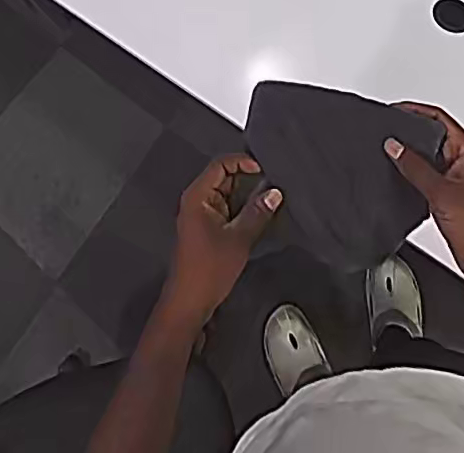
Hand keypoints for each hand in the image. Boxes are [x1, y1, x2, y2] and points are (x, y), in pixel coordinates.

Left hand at [159, 155, 280, 326]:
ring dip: (247, 194)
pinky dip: (243, 208)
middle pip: (224, 177)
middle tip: (273, 181)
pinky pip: (227, 208)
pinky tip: (260, 212)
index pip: (220, 165)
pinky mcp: (208, 226)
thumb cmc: (208, 269)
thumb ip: (257, 213)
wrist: (189, 301)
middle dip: (247, 177)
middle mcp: (197, 199)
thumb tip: (274, 192)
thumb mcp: (238, 239)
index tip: (263, 167)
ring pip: (227, 193)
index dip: (241, 161)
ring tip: (271, 195)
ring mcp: (202, 213)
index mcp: (197, 195)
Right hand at [384, 103, 463, 287]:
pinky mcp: (446, 195)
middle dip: (408, 131)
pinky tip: (395, 176)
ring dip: (407, 154)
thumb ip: (415, 167)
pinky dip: (408, 173)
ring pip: (425, 156)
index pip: (437, 118)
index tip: (392, 110)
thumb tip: (393, 145)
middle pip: (430, 134)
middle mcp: (461, 162)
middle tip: (384, 129)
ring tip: (386, 151)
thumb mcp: (443, 194)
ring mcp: (453, 179)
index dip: (414, 110)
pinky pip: (422, 175)